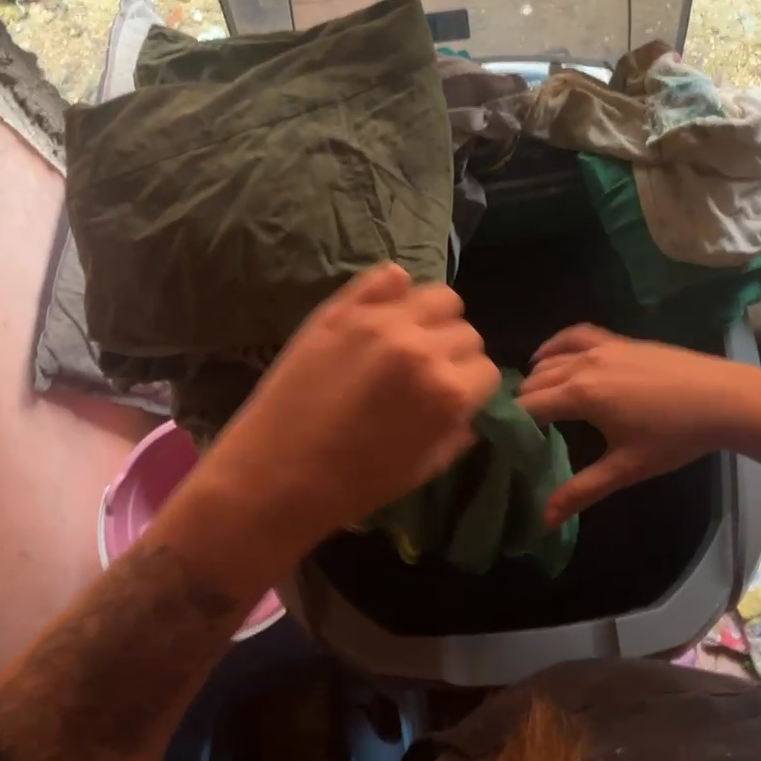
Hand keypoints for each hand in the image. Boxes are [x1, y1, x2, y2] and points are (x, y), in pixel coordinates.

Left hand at [204, 263, 498, 546]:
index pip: (487, 370)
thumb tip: (472, 406)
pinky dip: (395, 290)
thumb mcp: (425, 469)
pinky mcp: (343, 309)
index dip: (473, 388)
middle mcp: (422, 348)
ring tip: (409, 341)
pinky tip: (384, 315)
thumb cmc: (354, 485)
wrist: (273, 477)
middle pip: (466, 332)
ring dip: (434, 319)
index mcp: (447, 392)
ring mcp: (380, 322)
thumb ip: (460, 430)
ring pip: (439, 297)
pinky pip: (389, 275)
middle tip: (427, 374)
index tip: (453, 399)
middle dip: (455, 355)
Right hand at [518, 325, 760, 526]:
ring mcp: (600, 347)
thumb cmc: (675, 437)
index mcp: (579, 395)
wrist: (723, 398)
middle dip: (519, 405)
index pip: (527, 407)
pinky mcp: (618, 339)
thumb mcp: (626, 468)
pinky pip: (574, 336)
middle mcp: (582, 364)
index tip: (496, 442)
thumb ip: (581, 490)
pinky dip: (554, 345)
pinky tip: (548, 355)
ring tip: (529, 402)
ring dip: (534, 378)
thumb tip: (544, 519)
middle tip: (514, 432)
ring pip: (551, 358)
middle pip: (534, 381)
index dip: (508, 424)